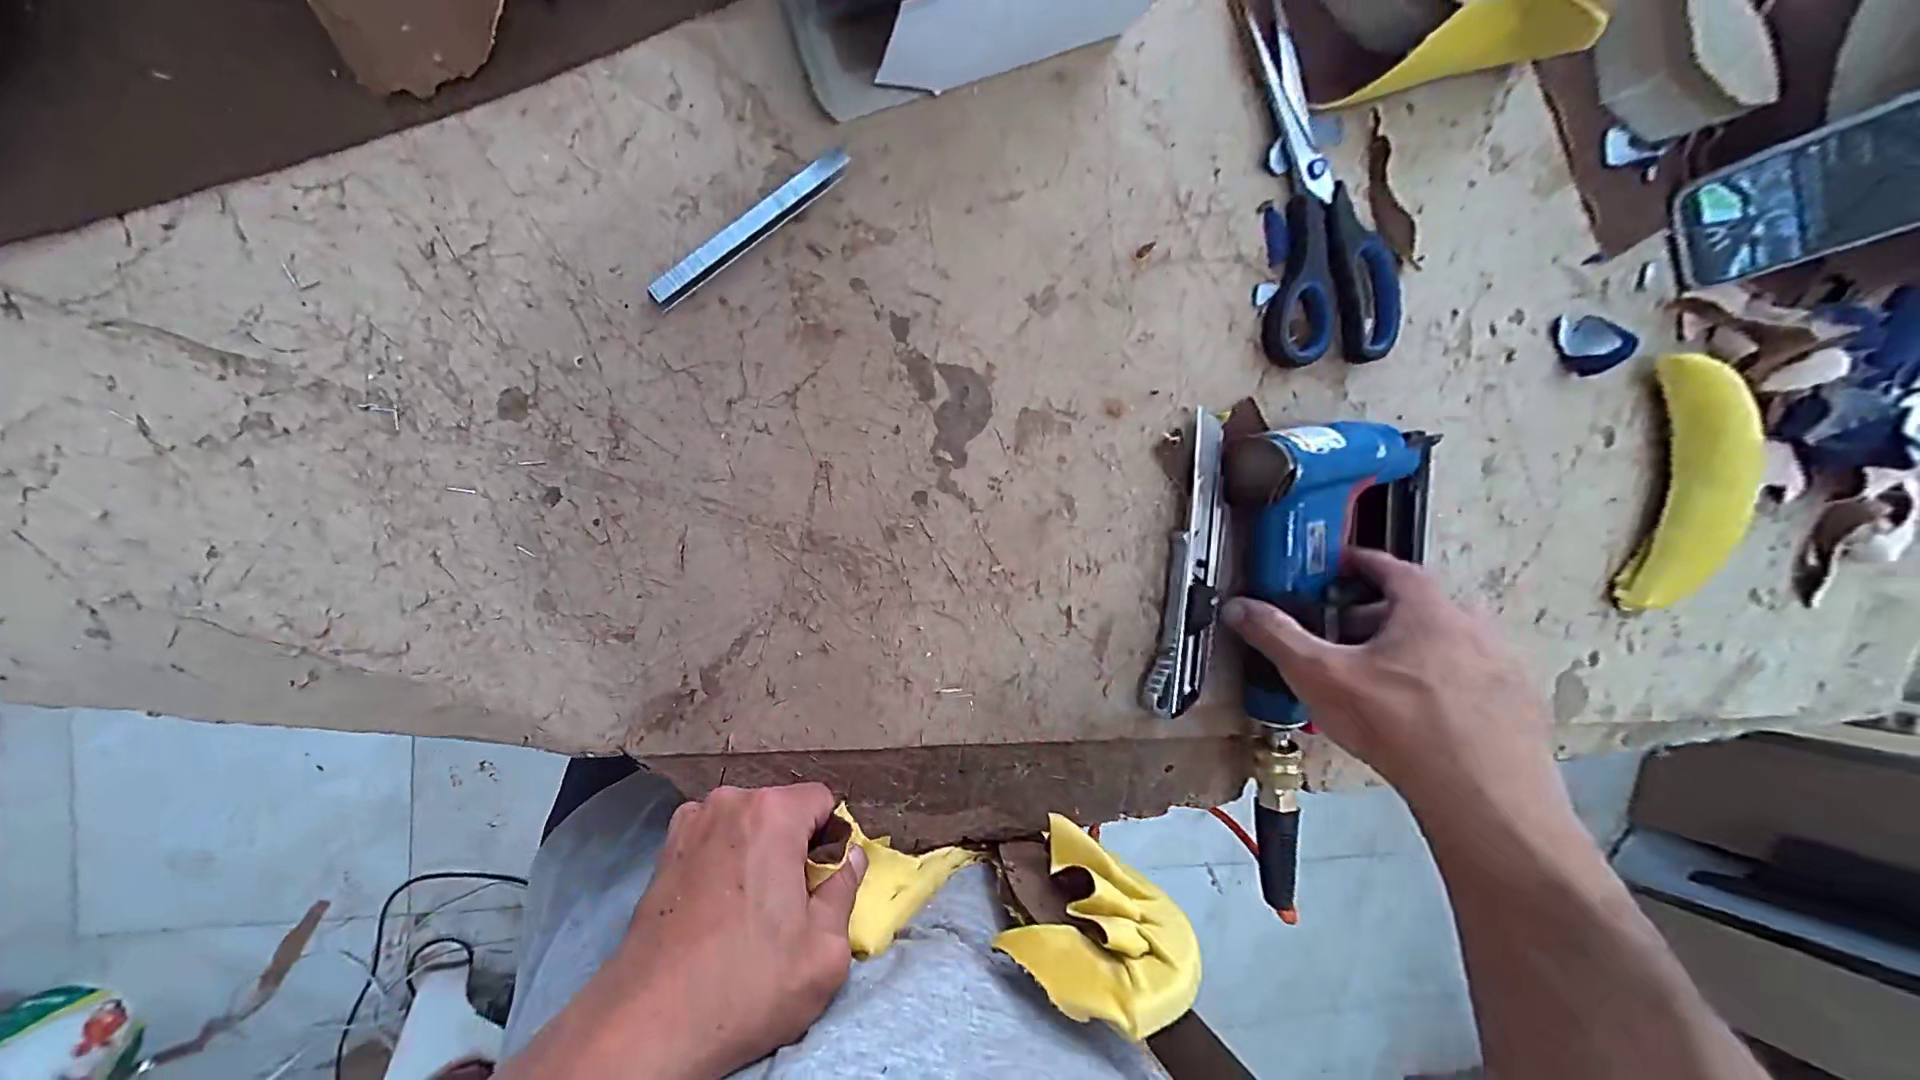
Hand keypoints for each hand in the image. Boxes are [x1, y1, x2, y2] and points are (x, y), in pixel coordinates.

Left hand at [502, 783, 865, 1079]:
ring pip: (748, 825)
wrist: (645, 1027)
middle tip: (789, 903)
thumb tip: (850, 859)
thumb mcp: (824, 951)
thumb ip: (846, 890)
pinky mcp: (663, 852)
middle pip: (783, 810)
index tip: (822, 882)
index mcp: (773, 813)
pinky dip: (725, 861)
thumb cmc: (745, 985)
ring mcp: (690, 824)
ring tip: (750, 910)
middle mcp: (729, 803)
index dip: (832, 840)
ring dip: (759, 853)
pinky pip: (714, 840)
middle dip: (795, 846)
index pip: (823, 801)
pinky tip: (718, 909)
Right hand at [1222, 550, 1567, 830]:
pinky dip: (1441, 684)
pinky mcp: (1518, 708)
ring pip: (1446, 644)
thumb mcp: (1319, 675)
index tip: (1339, 566)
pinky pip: (1471, 680)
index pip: (1392, 567)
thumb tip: (1240, 609)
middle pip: (1418, 607)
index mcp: (1428, 612)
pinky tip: (1416, 713)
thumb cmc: (1400, 727)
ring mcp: (1502, 670)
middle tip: (1345, 633)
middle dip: (1377, 615)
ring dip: (1410, 650)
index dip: (1360, 563)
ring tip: (1376, 677)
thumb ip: (1276, 635)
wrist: (1482, 798)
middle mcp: (1473, 631)